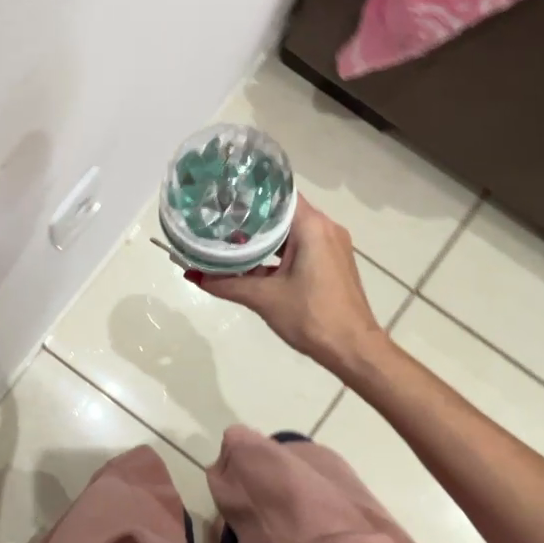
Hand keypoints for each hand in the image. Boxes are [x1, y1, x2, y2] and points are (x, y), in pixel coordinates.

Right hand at [187, 198, 387, 371]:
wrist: (352, 348)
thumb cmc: (311, 316)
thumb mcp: (263, 298)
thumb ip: (225, 283)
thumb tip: (191, 274)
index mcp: (312, 226)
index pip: (278, 195)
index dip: (249, 194)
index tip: (223, 197)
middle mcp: (325, 228)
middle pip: (282, 213)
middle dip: (251, 217)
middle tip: (217, 219)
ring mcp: (331, 246)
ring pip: (291, 232)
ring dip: (263, 237)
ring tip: (228, 239)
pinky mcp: (331, 263)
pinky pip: (300, 247)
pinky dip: (277, 252)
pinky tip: (252, 263)